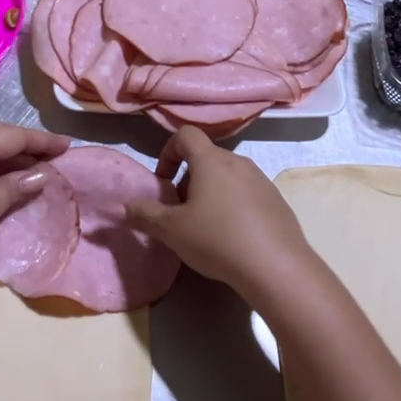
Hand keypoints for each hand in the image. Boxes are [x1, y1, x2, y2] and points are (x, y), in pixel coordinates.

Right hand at [125, 127, 318, 300]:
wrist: (275, 265)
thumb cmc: (217, 239)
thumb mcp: (171, 230)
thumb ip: (145, 214)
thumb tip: (125, 205)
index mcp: (211, 160)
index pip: (186, 135)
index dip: (168, 152)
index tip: (163, 182)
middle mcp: (238, 161)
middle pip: (206, 158)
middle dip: (187, 179)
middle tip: (180, 212)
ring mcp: (261, 179)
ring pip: (227, 176)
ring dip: (210, 192)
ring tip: (206, 227)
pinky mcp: (276, 199)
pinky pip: (246, 193)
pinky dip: (233, 205)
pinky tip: (233, 236)